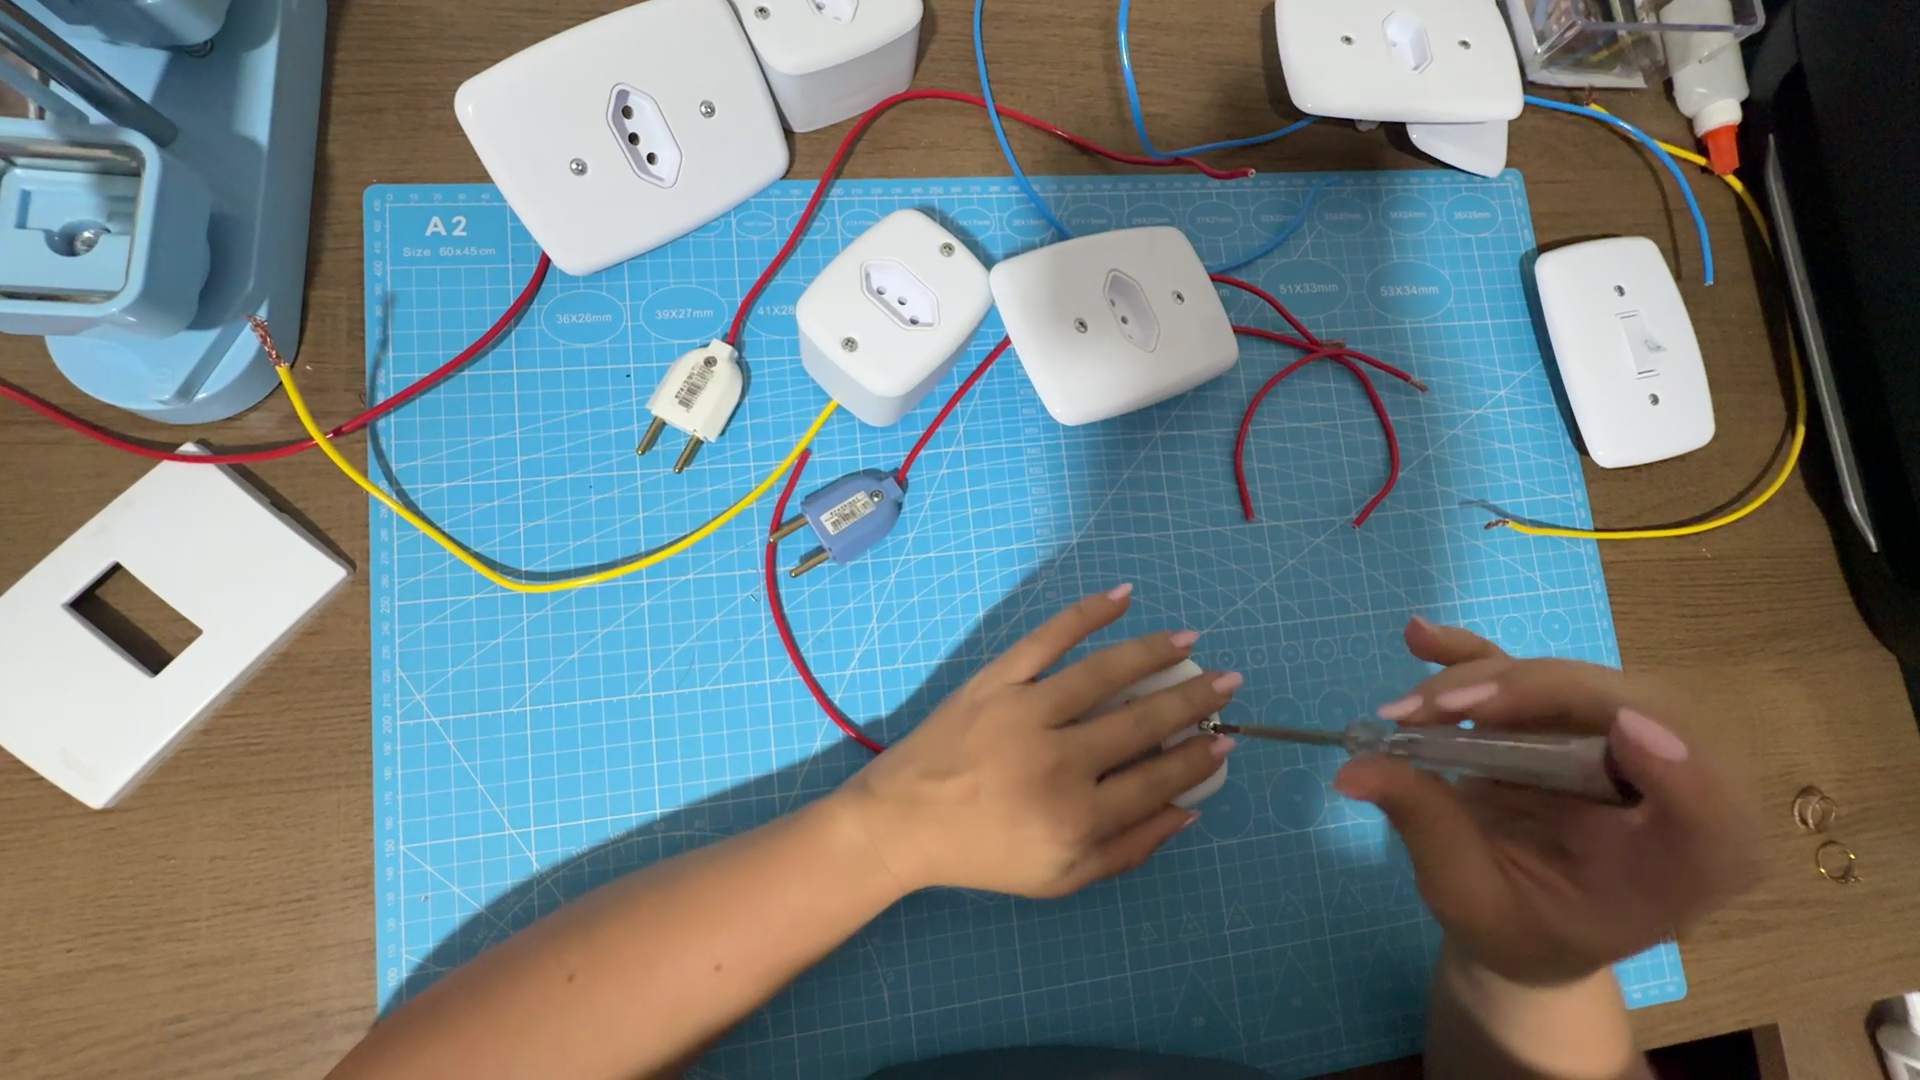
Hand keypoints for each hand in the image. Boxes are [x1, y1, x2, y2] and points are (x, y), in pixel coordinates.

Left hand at [830, 585, 1239, 897]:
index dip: (1198, 757)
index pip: (1158, 778)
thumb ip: (1129, 850)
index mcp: (1078, 816)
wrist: (902, 820)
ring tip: (1189, 641)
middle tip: (1226, 681)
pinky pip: (1047, 639)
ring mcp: (1026, 712)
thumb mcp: (1061, 879)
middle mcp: (1059, 760)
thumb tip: (1187, 811)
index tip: (1225, 738)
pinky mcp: (996, 680)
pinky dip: (1087, 613)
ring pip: (1105, 673)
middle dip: (1193, 702)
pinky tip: (1123, 597)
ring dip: (1155, 653)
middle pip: (1143, 721)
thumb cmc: (985, 853)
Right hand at [1335, 618, 1761, 985]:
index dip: (1685, 768)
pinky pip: (1527, 671)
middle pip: (1632, 710)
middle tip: (1445, 711)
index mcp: (1677, 863)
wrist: (1522, 918)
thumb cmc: (1515, 927)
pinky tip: (1422, 636)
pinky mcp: (1562, 715)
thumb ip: (1426, 828)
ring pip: (1569, 680)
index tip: (1627, 731)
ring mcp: (1615, 742)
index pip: (1711, 814)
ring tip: (1407, 710)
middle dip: (1537, 696)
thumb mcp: (1468, 896)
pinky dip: (1473, 653)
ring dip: (1485, 680)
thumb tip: (1353, 770)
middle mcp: (1664, 789)